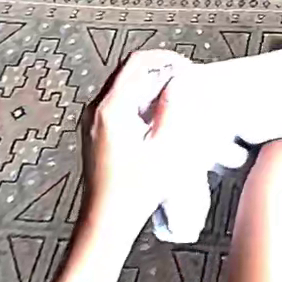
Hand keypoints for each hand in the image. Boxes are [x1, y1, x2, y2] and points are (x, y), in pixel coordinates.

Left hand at [81, 49, 193, 241]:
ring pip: (126, 85)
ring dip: (153, 86)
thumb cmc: (134, 192)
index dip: (166, 59)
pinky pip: (121, 103)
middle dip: (161, 71)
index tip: (187, 69)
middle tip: (187, 83)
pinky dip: (144, 101)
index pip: (137, 63)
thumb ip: (172, 109)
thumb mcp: (165, 148)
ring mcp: (94, 121)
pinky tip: (162, 118)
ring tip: (178, 100)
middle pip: (130, 71)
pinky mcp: (98, 132)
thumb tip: (179, 81)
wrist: (107, 222)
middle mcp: (97, 110)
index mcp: (111, 109)